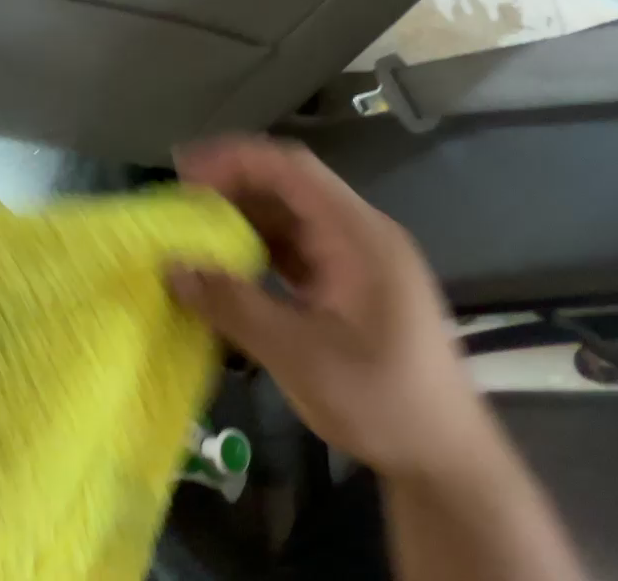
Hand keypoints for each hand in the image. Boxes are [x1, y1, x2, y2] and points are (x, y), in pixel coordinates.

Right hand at [168, 137, 496, 479]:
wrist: (446, 458)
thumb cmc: (382, 402)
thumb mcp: (301, 357)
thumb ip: (234, 307)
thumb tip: (172, 268)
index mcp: (358, 236)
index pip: (291, 169)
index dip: (234, 159)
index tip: (183, 171)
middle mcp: (359, 234)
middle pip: (288, 187)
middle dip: (230, 187)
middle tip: (176, 204)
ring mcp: (355, 259)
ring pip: (289, 217)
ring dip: (241, 218)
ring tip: (189, 230)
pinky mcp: (348, 284)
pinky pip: (296, 248)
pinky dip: (257, 248)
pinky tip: (224, 263)